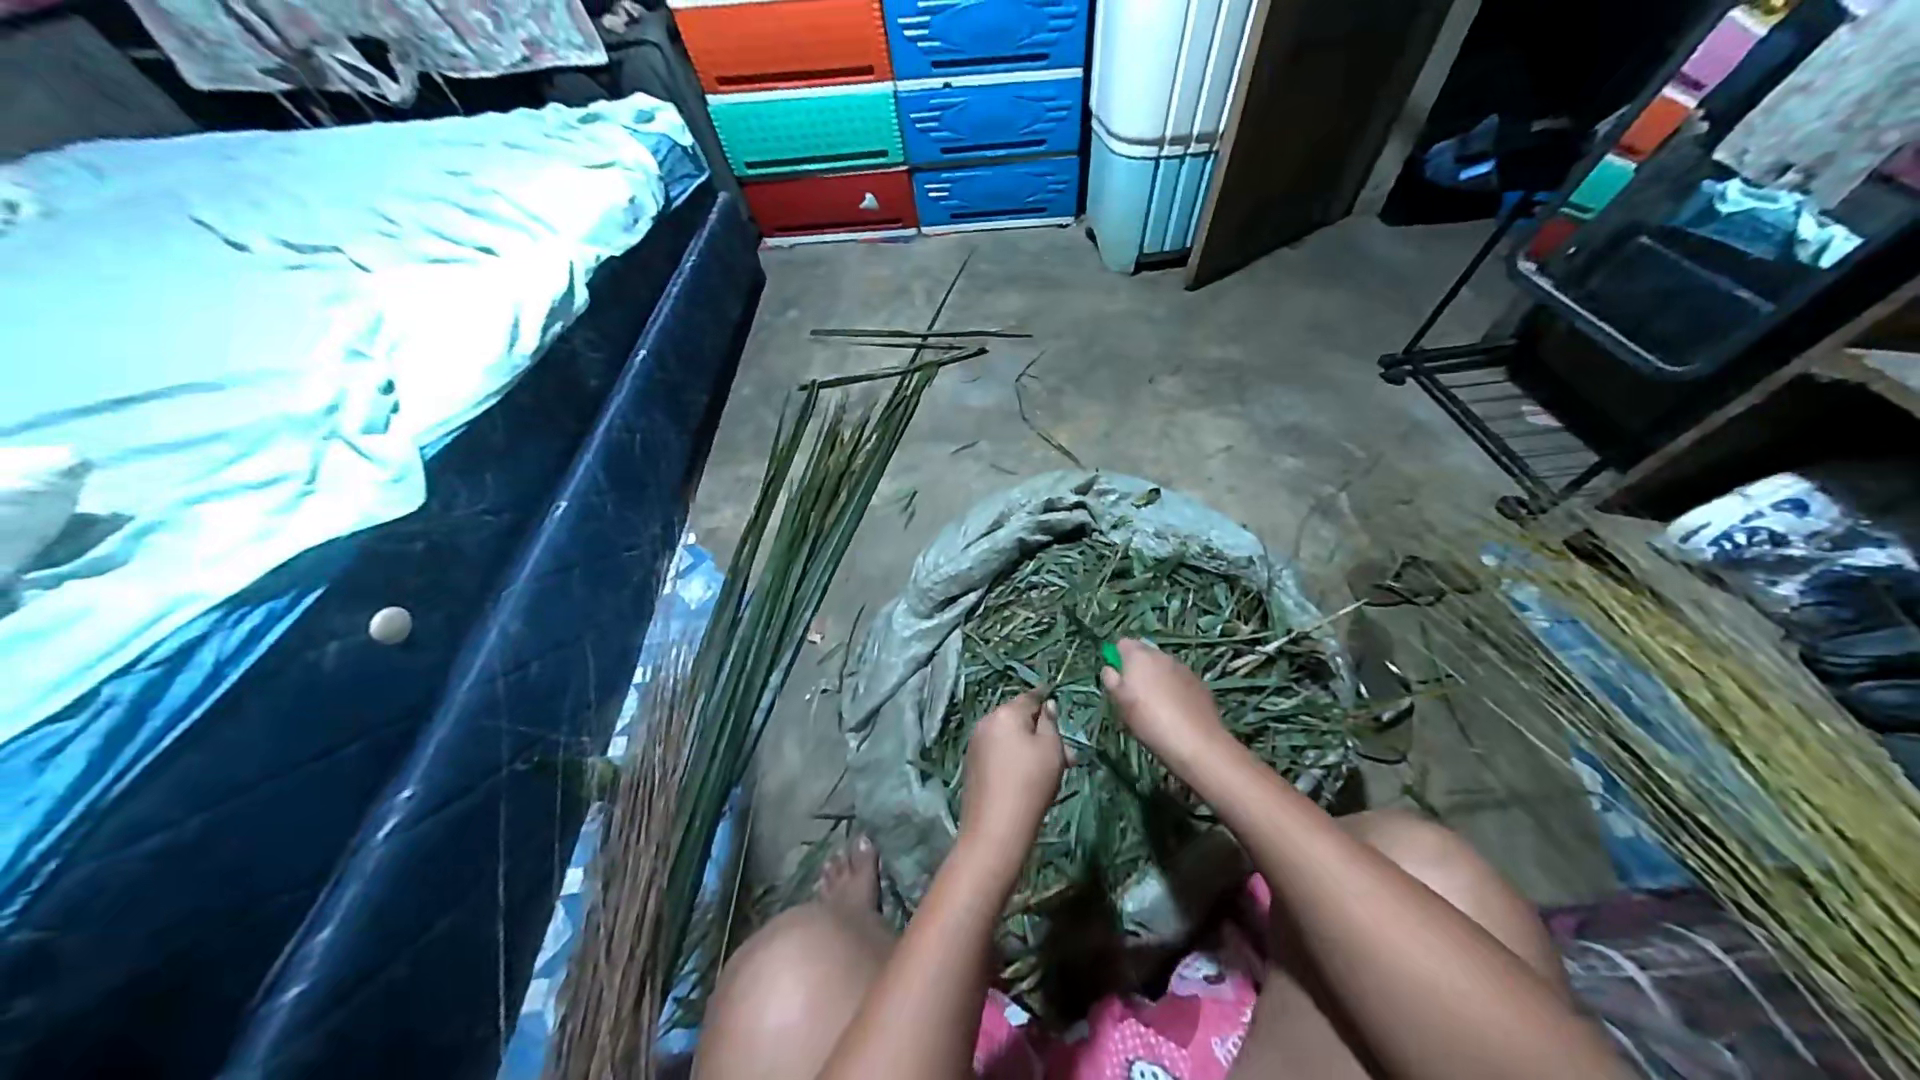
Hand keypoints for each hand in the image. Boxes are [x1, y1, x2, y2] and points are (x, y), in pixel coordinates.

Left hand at [958, 691, 1065, 857]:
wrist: (995, 828)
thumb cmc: (1030, 782)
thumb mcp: (1051, 749)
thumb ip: (1050, 722)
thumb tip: (1046, 705)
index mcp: (1004, 713)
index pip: (1030, 697)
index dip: (1046, 700)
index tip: (1058, 706)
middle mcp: (986, 723)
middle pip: (1019, 719)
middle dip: (1042, 732)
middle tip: (1066, 755)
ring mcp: (976, 745)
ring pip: (1010, 737)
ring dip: (1030, 746)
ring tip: (1053, 770)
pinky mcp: (973, 765)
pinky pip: (999, 752)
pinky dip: (1015, 758)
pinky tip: (1029, 778)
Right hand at [1100, 639, 1235, 773]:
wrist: (1196, 741)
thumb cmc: (1149, 720)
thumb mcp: (1119, 702)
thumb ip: (1111, 680)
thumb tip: (1110, 669)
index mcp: (1138, 656)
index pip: (1122, 643)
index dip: (1117, 658)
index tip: (1118, 678)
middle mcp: (1162, 655)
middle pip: (1144, 653)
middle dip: (1138, 667)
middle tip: (1135, 693)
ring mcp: (1183, 668)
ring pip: (1163, 666)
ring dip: (1157, 677)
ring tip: (1156, 704)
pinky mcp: (1199, 682)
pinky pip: (1179, 679)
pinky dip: (1174, 687)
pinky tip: (1175, 709)